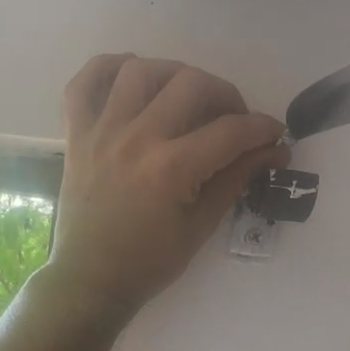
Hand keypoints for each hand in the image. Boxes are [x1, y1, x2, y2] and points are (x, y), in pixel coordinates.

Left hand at [42, 55, 288, 314]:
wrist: (90, 281)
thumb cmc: (148, 263)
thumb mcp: (199, 227)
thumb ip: (234, 180)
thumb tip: (272, 149)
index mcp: (171, 168)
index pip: (230, 130)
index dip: (262, 129)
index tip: (273, 135)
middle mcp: (136, 140)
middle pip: (191, 84)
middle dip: (225, 95)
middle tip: (231, 120)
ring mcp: (102, 134)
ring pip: (139, 71)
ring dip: (171, 74)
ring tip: (184, 97)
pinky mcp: (76, 137)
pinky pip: (83, 85)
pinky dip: (105, 69)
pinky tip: (129, 77)